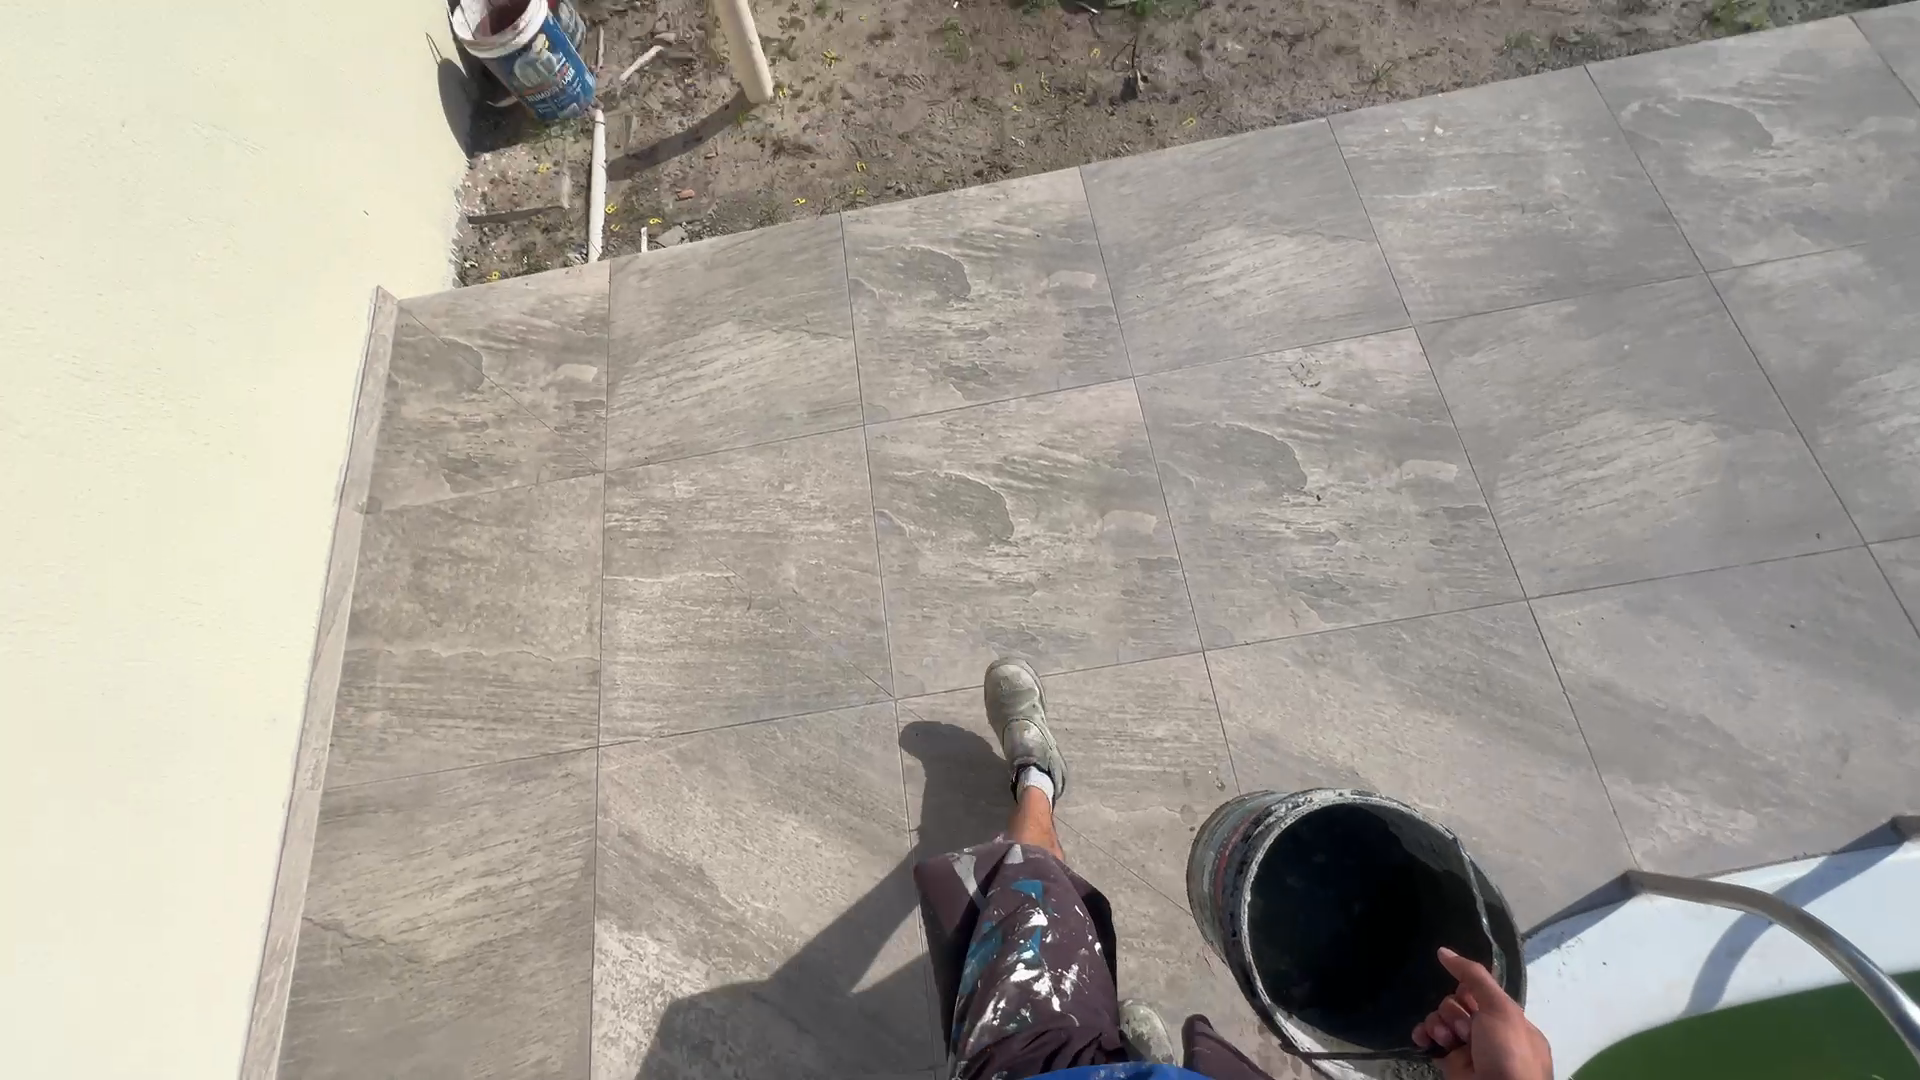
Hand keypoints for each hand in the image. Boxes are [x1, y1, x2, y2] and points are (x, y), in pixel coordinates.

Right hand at [1411, 947, 1552, 1079]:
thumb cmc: (1509, 1054)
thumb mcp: (1501, 1009)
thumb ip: (1474, 976)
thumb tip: (1442, 951)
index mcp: (1510, 1023)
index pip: (1479, 993)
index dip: (1468, 993)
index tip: (1469, 1000)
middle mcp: (1491, 1035)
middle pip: (1456, 1004)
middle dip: (1452, 1012)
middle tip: (1462, 1029)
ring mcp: (1471, 1050)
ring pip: (1441, 1019)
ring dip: (1437, 1023)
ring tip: (1444, 1037)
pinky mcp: (1452, 1062)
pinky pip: (1431, 1037)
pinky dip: (1424, 1034)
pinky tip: (1421, 1038)